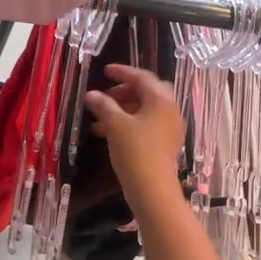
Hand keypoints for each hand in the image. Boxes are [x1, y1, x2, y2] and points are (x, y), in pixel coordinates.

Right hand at [84, 64, 184, 212]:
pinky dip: (128, 123)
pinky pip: (146, 125)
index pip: (142, 78)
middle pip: (146, 92)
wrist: (152, 188)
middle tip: (105, 97)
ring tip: (98, 121)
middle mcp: (169, 110)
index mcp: (161, 100)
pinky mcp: (164, 143)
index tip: (105, 71)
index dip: (122, 72)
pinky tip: (108, 133)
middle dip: (123, 92)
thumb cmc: (135, 151)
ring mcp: (169, 128)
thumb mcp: (115, 125)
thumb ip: (103, 106)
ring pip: (144, 110)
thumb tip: (91, 94)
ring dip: (122, 110)